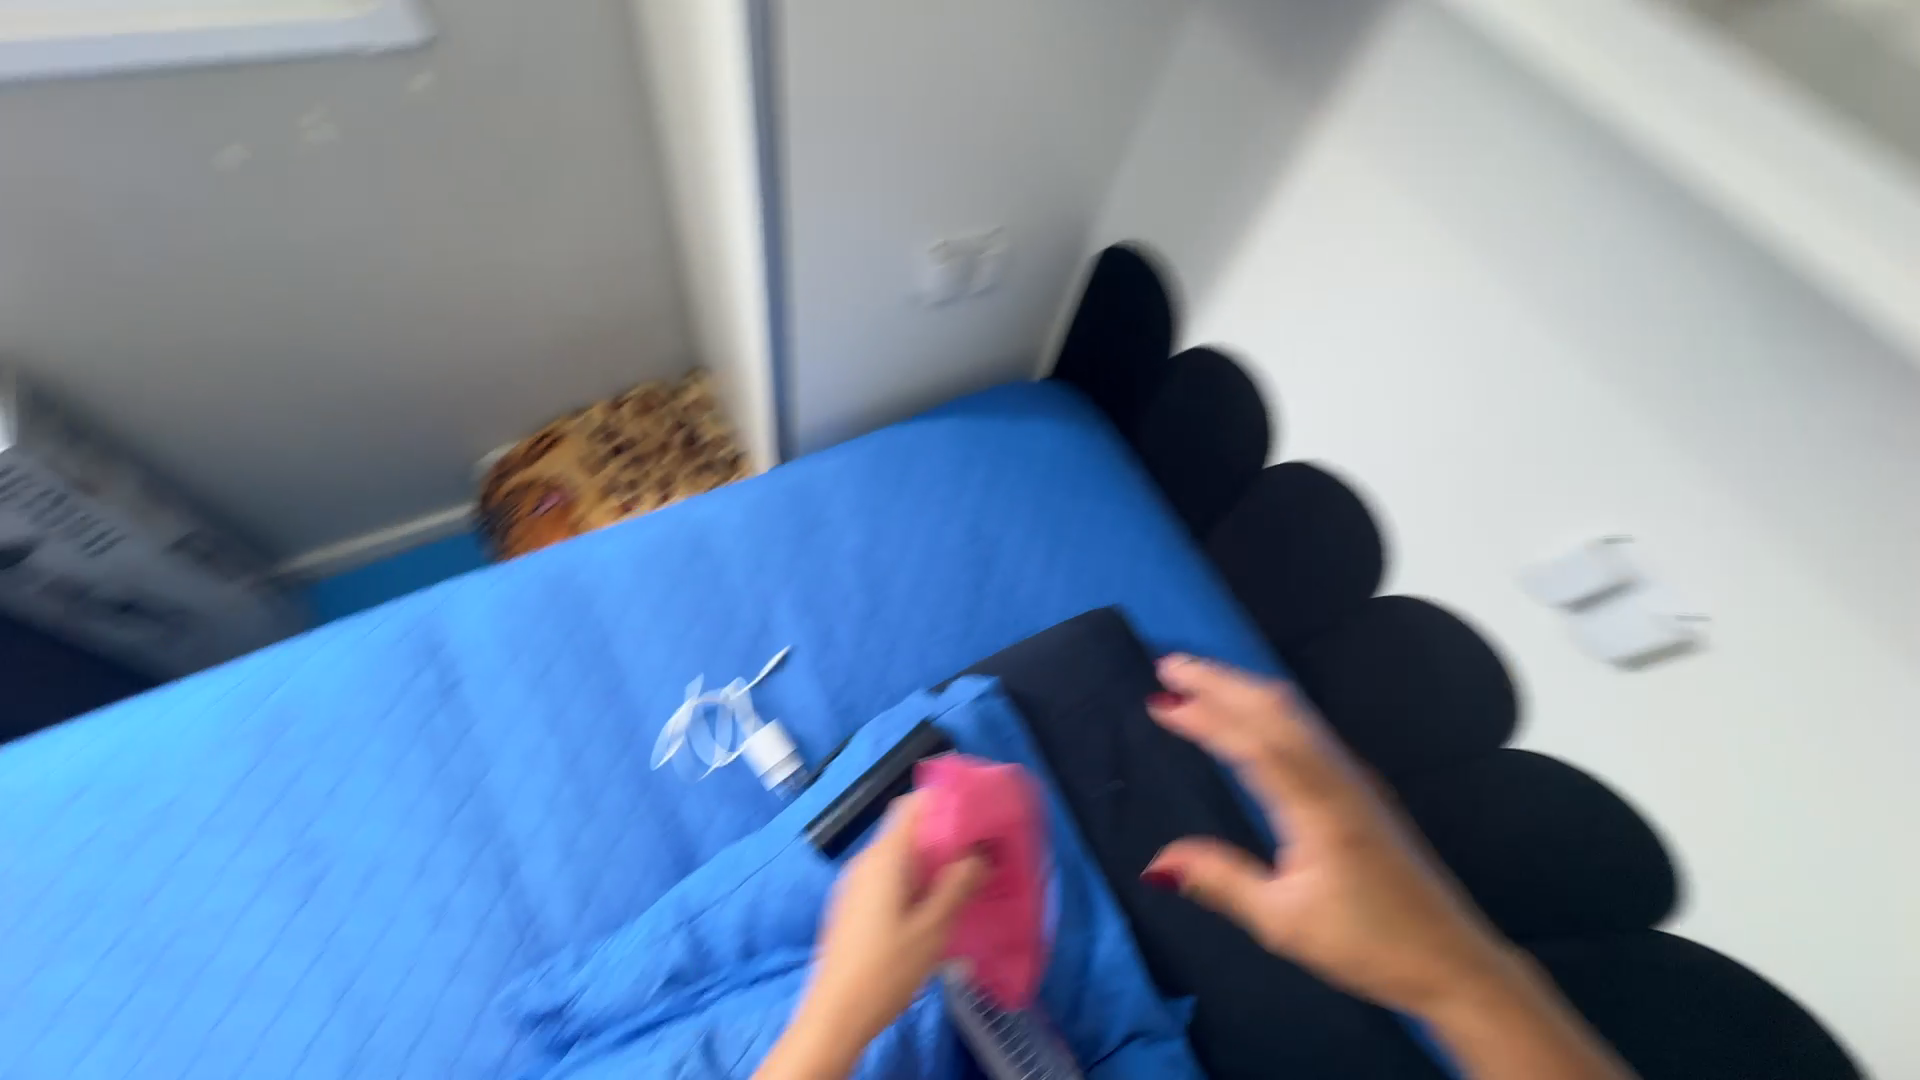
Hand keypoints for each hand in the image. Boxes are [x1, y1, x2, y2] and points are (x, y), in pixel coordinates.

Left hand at [760, 793, 986, 1078]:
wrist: (833, 1016)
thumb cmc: (885, 969)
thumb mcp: (932, 929)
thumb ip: (957, 885)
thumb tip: (978, 855)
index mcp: (885, 856)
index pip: (913, 804)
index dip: (945, 801)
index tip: (977, 813)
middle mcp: (866, 860)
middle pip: (907, 828)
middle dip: (943, 834)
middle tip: (979, 850)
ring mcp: (855, 882)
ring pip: (898, 854)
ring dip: (929, 859)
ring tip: (963, 878)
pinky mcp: (853, 904)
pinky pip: (888, 875)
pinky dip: (912, 878)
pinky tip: (933, 905)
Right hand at [1143, 654, 1514, 1015]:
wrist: (1456, 961)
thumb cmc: (1368, 944)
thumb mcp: (1284, 923)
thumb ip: (1221, 883)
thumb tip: (1156, 861)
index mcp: (1316, 808)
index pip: (1252, 743)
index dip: (1204, 716)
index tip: (1159, 702)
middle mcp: (1336, 777)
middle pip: (1273, 709)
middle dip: (1219, 680)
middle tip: (1169, 665)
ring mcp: (1352, 775)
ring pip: (1292, 711)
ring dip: (1242, 686)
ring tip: (1197, 678)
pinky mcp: (1359, 783)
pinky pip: (1305, 724)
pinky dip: (1265, 704)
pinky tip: (1249, 710)